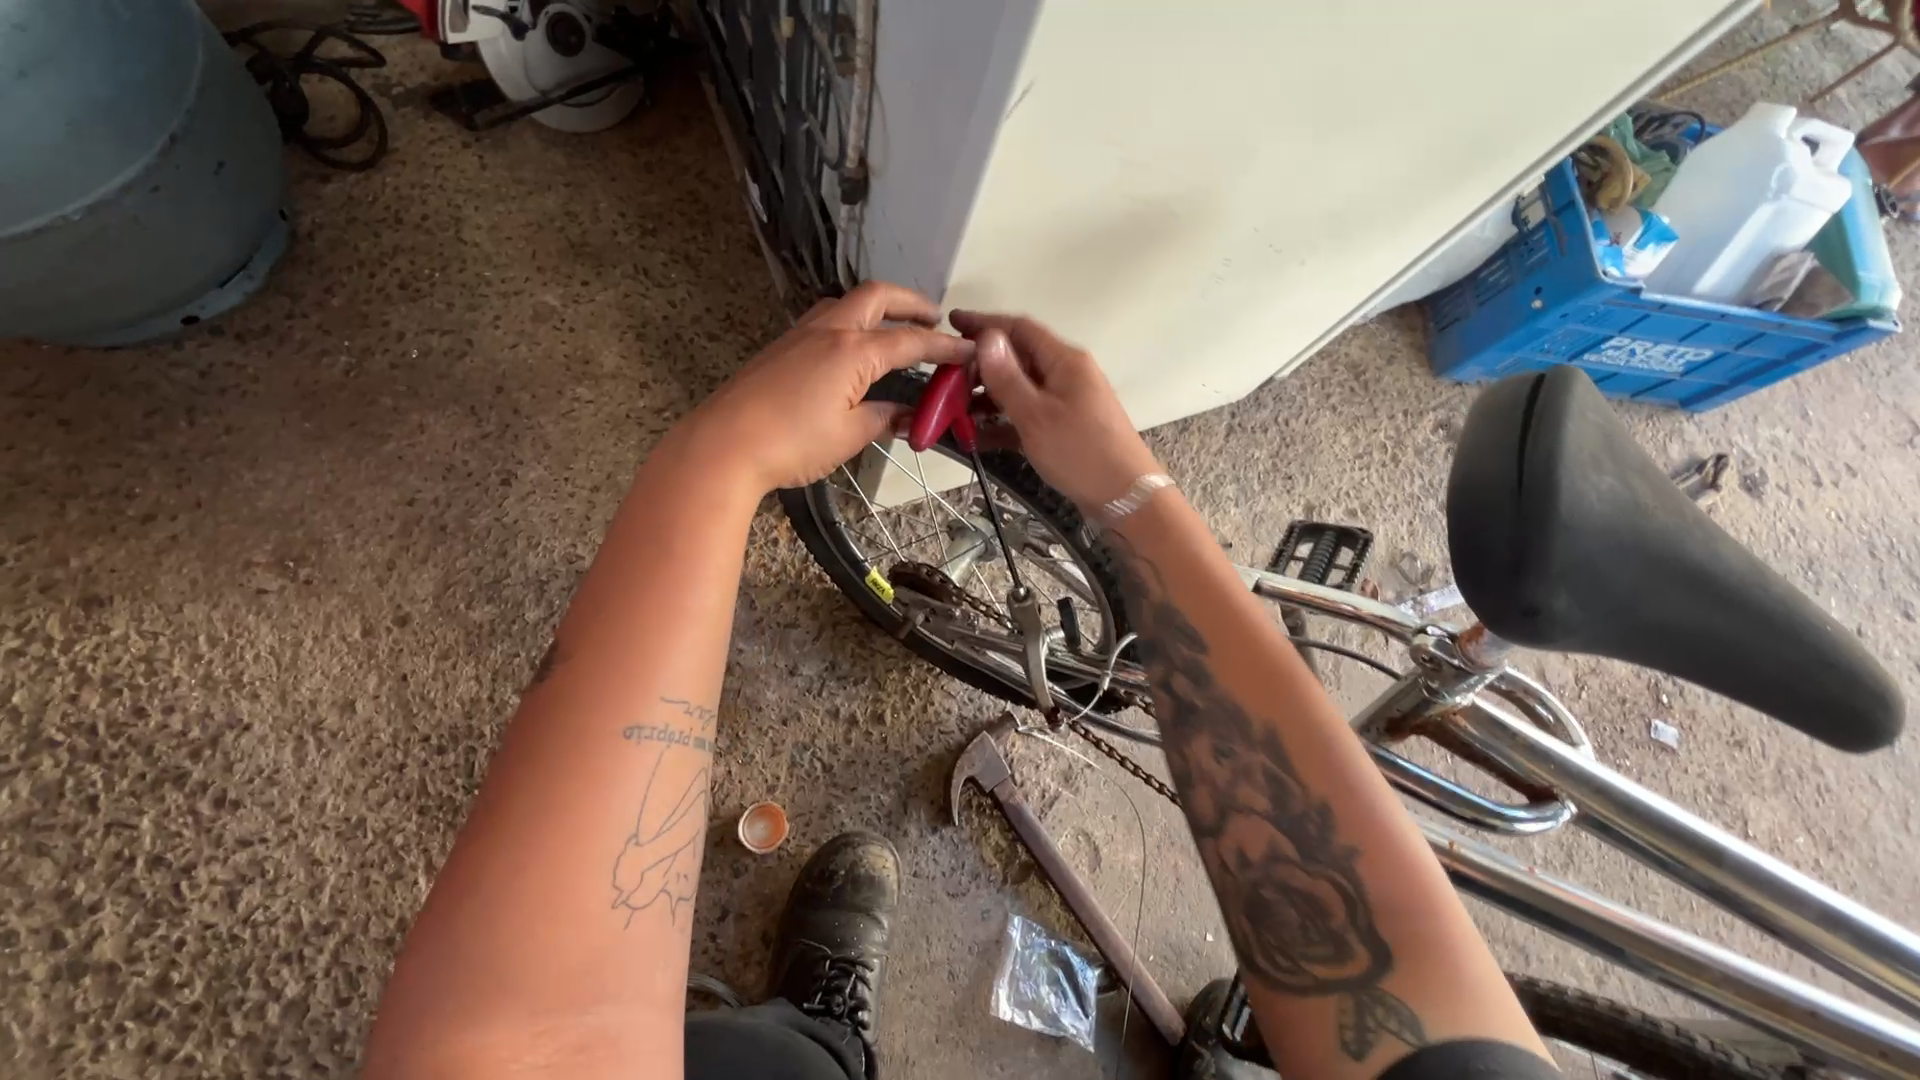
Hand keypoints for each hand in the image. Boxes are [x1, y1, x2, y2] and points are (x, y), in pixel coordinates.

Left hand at [684, 282, 973, 492]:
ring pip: (847, 303)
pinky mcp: (781, 348)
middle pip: (877, 297)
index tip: (969, 349)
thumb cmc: (790, 443)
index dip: (944, 346)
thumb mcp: (849, 436)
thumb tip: (904, 417)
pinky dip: (851, 322)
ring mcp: (800, 335)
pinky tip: (853, 346)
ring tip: (895, 326)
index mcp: (853, 351)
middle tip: (934, 317)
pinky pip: (825, 320)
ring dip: (877, 307)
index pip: (910, 341)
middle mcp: (828, 331)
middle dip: (911, 302)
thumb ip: (883, 420)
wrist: (724, 445)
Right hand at [950, 310, 1162, 513]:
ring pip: (1020, 390)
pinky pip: (1027, 416)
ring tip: (955, 411)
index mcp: (1064, 361)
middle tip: (947, 382)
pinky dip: (1003, 422)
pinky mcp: (1064, 428)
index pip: (1019, 329)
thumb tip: (986, 336)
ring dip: (988, 398)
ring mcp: (1066, 402)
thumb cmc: (1080, 452)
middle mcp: (1066, 374)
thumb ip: (1007, 377)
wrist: (1125, 496)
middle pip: (1018, 359)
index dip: (985, 324)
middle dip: (981, 367)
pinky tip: (976, 436)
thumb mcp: (1036, 415)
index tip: (951, 322)